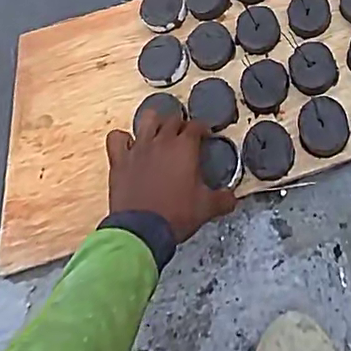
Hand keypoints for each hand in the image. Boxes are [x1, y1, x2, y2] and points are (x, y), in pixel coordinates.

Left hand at [105, 110, 235, 241]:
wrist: (140, 232)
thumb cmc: (176, 215)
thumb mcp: (206, 208)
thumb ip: (223, 199)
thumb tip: (233, 199)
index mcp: (186, 146)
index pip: (197, 125)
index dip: (203, 129)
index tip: (205, 137)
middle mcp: (163, 140)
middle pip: (173, 119)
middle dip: (181, 125)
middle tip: (184, 138)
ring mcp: (139, 148)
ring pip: (148, 119)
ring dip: (155, 123)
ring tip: (159, 133)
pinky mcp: (120, 160)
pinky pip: (117, 138)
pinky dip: (123, 139)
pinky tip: (129, 145)